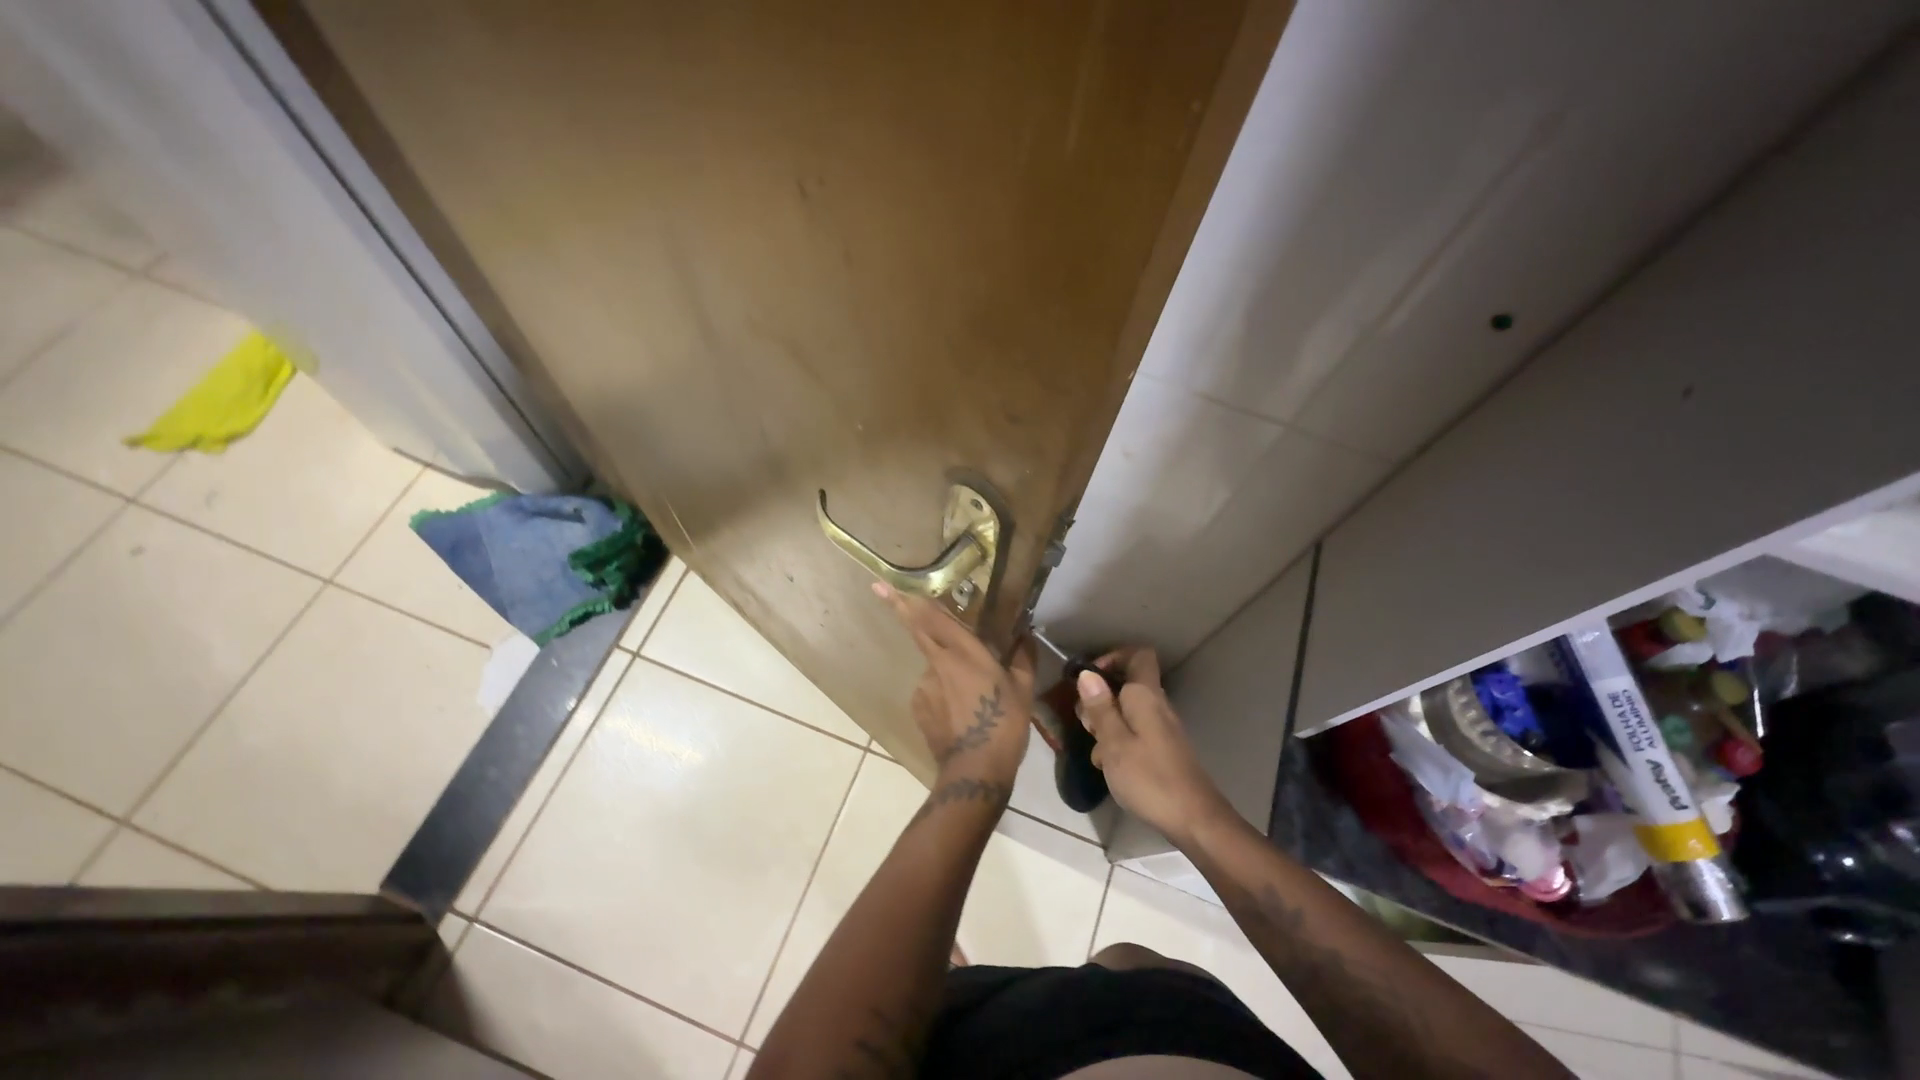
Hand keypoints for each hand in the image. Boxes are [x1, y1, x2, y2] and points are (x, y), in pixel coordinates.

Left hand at [875, 582, 1033, 786]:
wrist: (975, 769)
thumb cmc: (1004, 724)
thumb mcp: (1023, 689)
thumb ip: (1022, 657)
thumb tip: (1025, 635)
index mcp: (964, 652)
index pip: (930, 617)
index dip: (906, 598)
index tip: (881, 585)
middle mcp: (937, 663)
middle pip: (918, 630)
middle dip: (900, 610)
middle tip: (884, 592)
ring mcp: (923, 686)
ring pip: (933, 665)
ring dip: (946, 670)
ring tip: (969, 696)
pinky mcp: (917, 707)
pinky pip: (930, 689)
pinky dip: (942, 693)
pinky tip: (958, 712)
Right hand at [1076, 646, 1234, 844]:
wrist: (1194, 818)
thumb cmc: (1149, 778)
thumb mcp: (1114, 743)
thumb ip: (1100, 708)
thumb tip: (1087, 674)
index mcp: (1146, 696)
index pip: (1138, 654)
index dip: (1112, 658)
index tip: (1088, 679)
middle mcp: (1157, 705)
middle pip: (1127, 684)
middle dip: (1100, 698)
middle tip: (1086, 723)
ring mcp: (1162, 728)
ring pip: (1127, 712)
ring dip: (1106, 724)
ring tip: (1095, 751)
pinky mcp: (1163, 749)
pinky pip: (1135, 733)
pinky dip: (1118, 742)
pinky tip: (1109, 767)